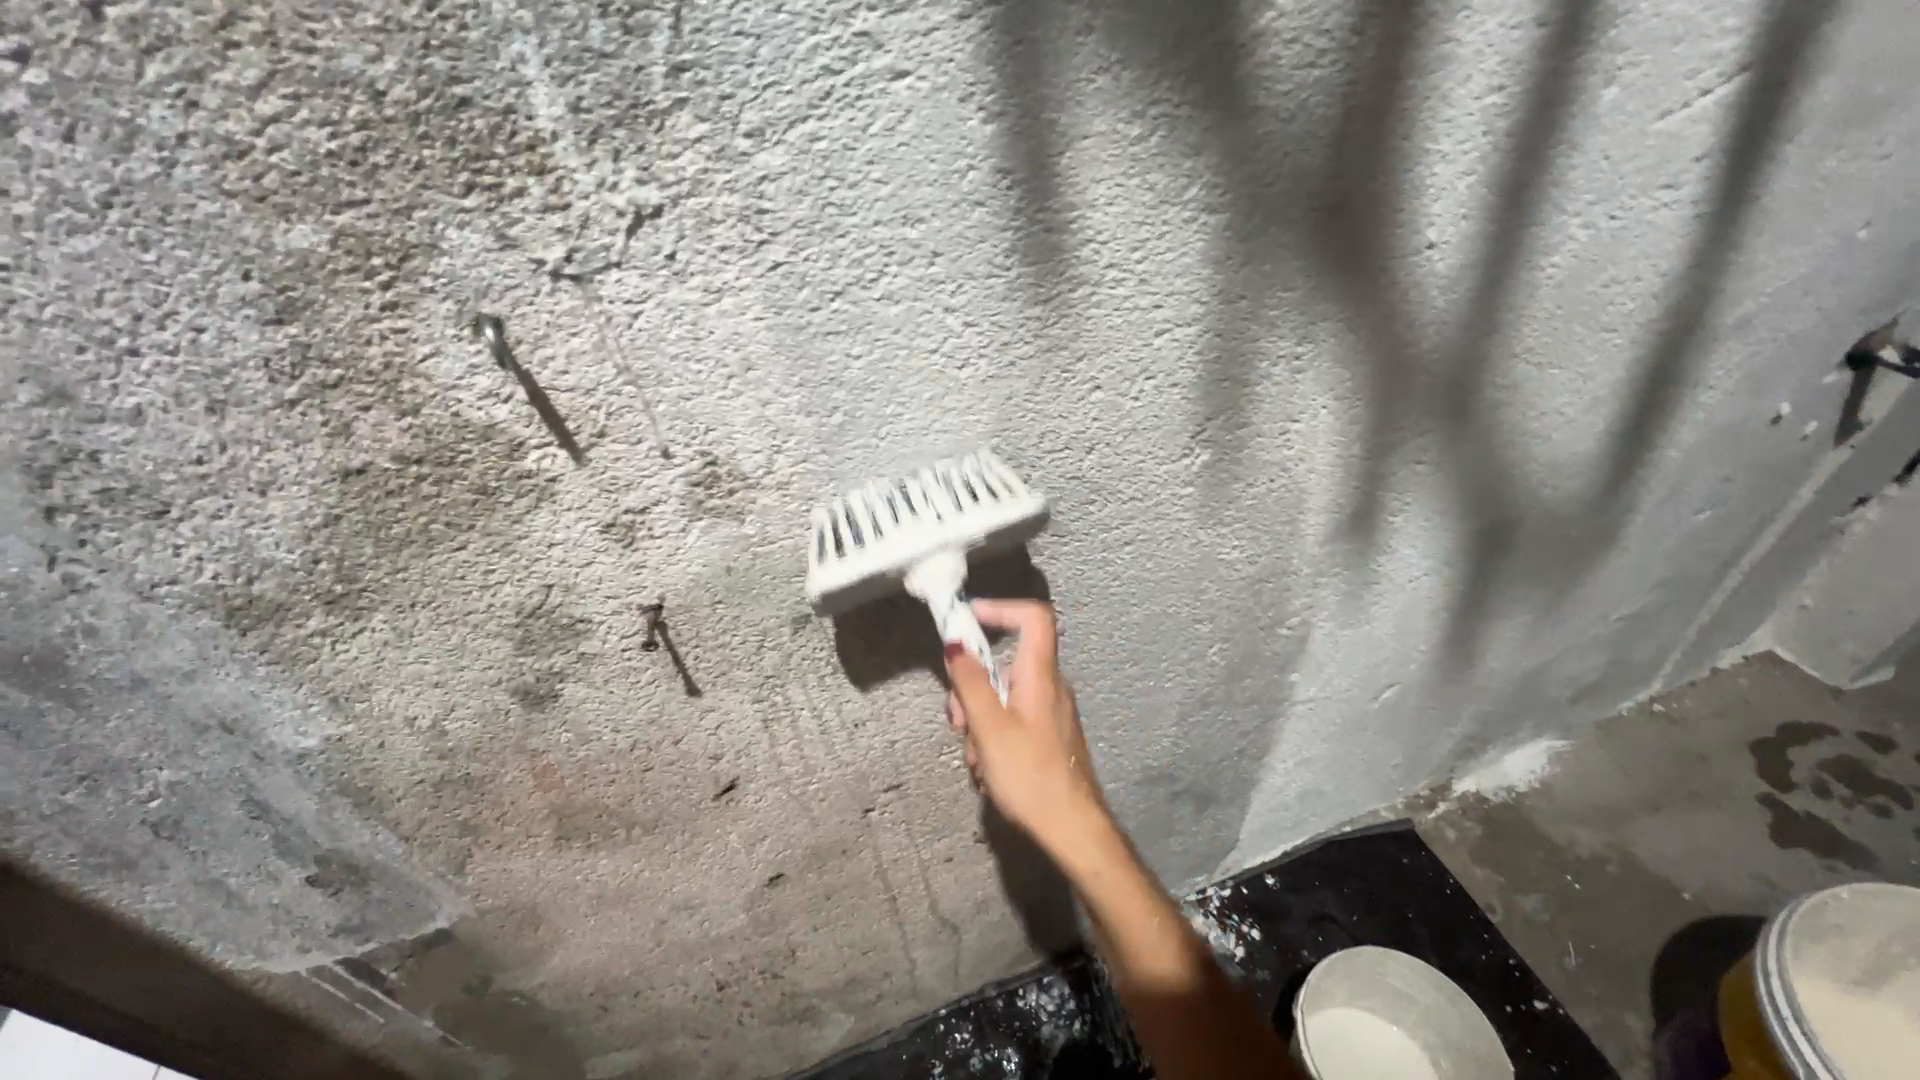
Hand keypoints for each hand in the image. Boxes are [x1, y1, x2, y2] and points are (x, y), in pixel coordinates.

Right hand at [945, 599, 1108, 854]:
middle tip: (958, 723)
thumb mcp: (989, 729)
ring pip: (1004, 698)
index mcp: (1040, 676)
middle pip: (1005, 664)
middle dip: (972, 688)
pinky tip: (988, 769)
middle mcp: (1050, 687)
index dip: (1001, 608)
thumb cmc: (1030, 776)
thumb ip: (969, 683)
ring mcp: (1052, 713)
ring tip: (976, 759)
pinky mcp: (1049, 736)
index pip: (1033, 618)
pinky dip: (994, 737)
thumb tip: (954, 643)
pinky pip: (1014, 721)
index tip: (967, 618)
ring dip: (979, 722)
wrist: (1073, 829)